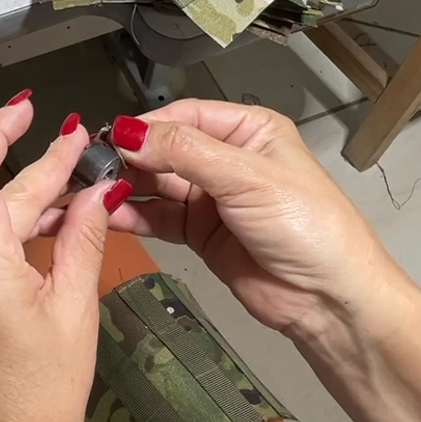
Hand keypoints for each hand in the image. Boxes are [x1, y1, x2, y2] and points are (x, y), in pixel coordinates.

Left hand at [0, 95, 128, 421]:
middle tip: (76, 139)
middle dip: (36, 167)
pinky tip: (54, 213)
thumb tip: (100, 190)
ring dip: (29, 194)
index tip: (27, 107)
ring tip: (77, 173)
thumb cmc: (42, 397)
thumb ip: (82, 239)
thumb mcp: (74, 312)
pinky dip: (17, 223)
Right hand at [96, 100, 410, 350]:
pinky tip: (106, 214)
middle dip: (129, 157)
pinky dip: (132, 215)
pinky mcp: (198, 232)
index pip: (183, 117)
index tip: (109, 139)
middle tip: (89, 166)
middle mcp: (224, 157)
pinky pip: (157, 216)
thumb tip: (125, 132)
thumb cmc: (304, 226)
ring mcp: (209, 196)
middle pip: (164, 149)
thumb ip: (183, 152)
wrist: (332, 304)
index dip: (146, 127)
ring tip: (88, 190)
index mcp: (246, 129)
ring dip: (125, 186)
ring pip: (156, 182)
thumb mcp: (246, 178)